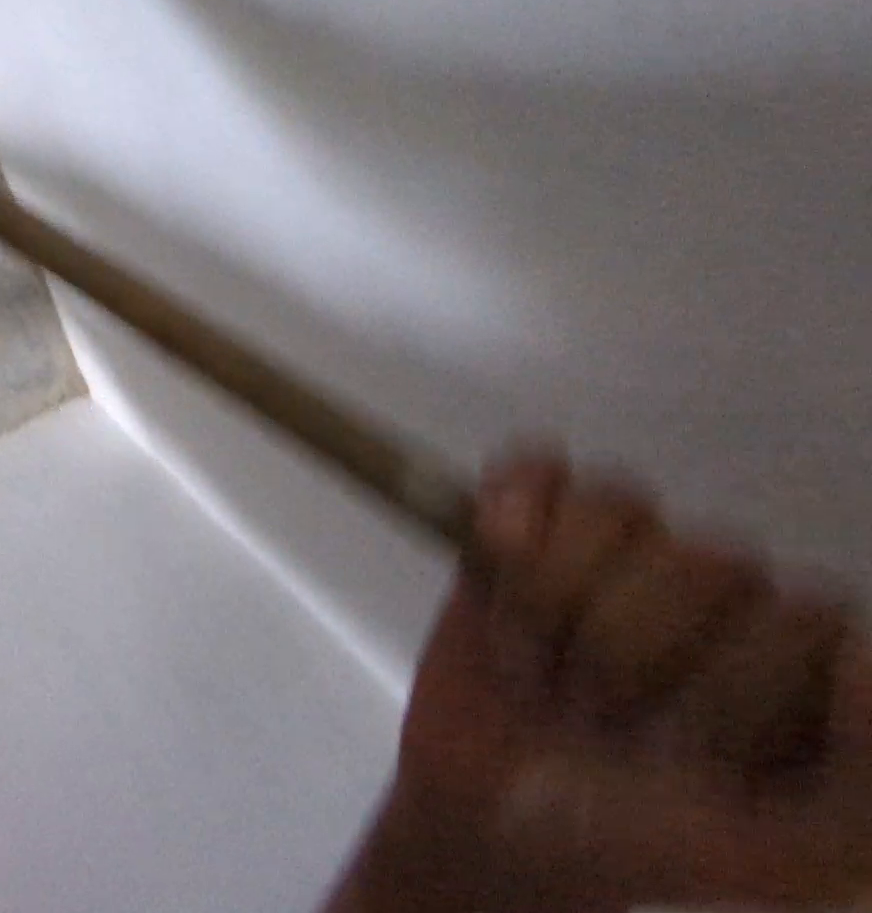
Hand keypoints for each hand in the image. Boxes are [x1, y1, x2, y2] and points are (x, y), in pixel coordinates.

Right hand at [371, 453, 870, 910]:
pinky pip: (536, 467)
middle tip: (588, 714)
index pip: (811, 619)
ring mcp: (615, 555)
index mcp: (807, 665)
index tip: (692, 756)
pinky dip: (512, 500)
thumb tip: (857, 657)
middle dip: (620, 650)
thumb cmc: (632, 843)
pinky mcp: (520, 530)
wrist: (489, 815)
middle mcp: (724, 598)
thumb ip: (864, 784)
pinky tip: (496, 548)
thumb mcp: (782, 854)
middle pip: (703, 561)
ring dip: (547, 599)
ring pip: (616, 508)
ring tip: (531, 663)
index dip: (737, 685)